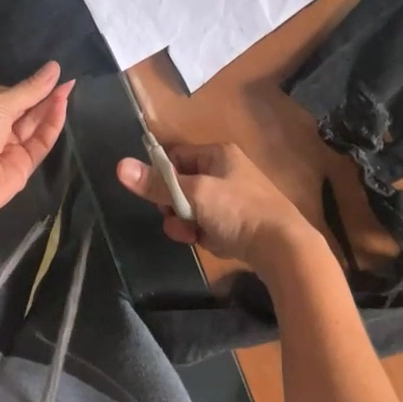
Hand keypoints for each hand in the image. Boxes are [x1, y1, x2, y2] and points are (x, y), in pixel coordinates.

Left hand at [0, 62, 72, 228]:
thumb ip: (29, 89)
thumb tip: (54, 67)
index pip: (13, 92)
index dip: (32, 82)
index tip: (54, 69)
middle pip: (27, 108)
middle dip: (46, 93)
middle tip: (69, 77)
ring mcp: (12, 147)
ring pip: (36, 124)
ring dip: (51, 106)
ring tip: (70, 86)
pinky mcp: (25, 166)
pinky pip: (41, 142)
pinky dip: (52, 125)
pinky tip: (62, 106)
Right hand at [117, 143, 313, 269]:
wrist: (283, 247)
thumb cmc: (238, 210)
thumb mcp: (194, 195)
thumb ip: (157, 184)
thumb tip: (119, 166)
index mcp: (218, 154)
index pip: (176, 157)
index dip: (163, 177)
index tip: (157, 198)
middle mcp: (225, 170)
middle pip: (182, 184)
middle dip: (174, 206)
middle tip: (177, 221)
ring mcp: (233, 197)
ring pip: (193, 208)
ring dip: (187, 223)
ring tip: (192, 237)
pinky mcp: (238, 221)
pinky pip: (208, 223)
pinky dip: (204, 234)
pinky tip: (209, 243)